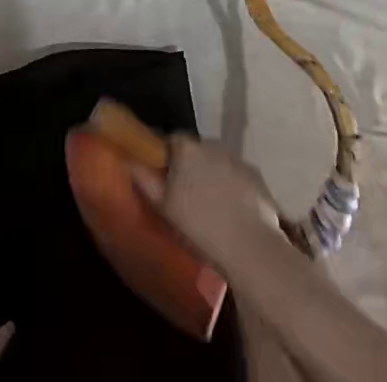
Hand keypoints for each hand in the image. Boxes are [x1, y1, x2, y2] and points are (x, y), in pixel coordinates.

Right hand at [130, 136, 285, 268]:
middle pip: (196, 151)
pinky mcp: (256, 176)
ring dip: (212, 176)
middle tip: (186, 196)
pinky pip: (237, 176)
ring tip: (211, 207)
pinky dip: (233, 187)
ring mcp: (237, 159)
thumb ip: (145, 179)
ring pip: (218, 163)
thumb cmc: (198, 225)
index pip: (171, 141)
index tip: (165, 180)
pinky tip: (232, 212)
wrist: (248, 246)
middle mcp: (213, 145)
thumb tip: (130, 161)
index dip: (166, 158)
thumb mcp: (163, 207)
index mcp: (187, 149)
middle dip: (190, 167)